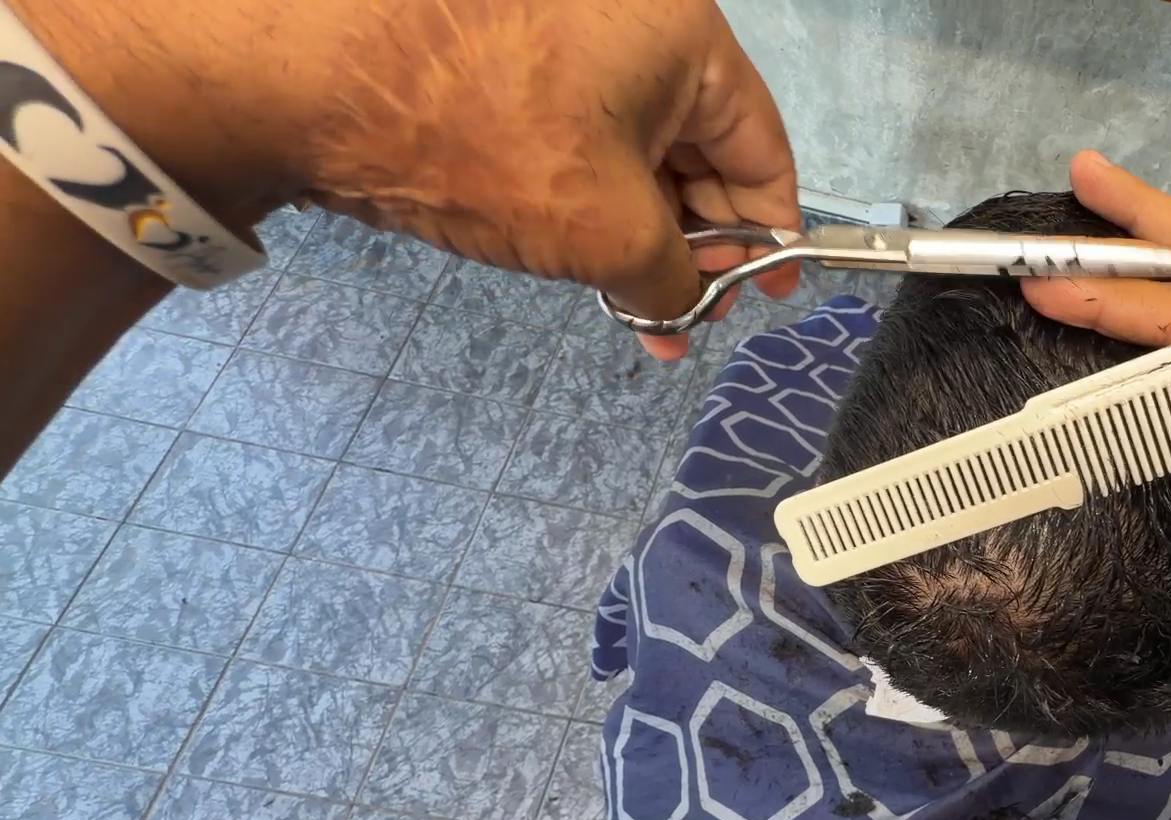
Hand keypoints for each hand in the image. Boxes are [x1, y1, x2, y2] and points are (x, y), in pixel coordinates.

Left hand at [14, 0, 799, 361]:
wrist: (272, 67)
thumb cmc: (487, 142)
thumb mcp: (612, 232)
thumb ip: (680, 281)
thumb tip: (686, 306)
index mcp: (679, 34)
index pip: (762, 148)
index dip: (773, 231)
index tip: (767, 292)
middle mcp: (632, 21)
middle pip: (704, 155)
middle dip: (704, 248)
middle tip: (696, 314)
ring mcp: (565, 35)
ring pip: (644, 159)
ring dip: (652, 245)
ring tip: (649, 315)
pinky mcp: (513, 62)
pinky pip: (589, 148)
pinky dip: (603, 215)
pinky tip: (605, 275)